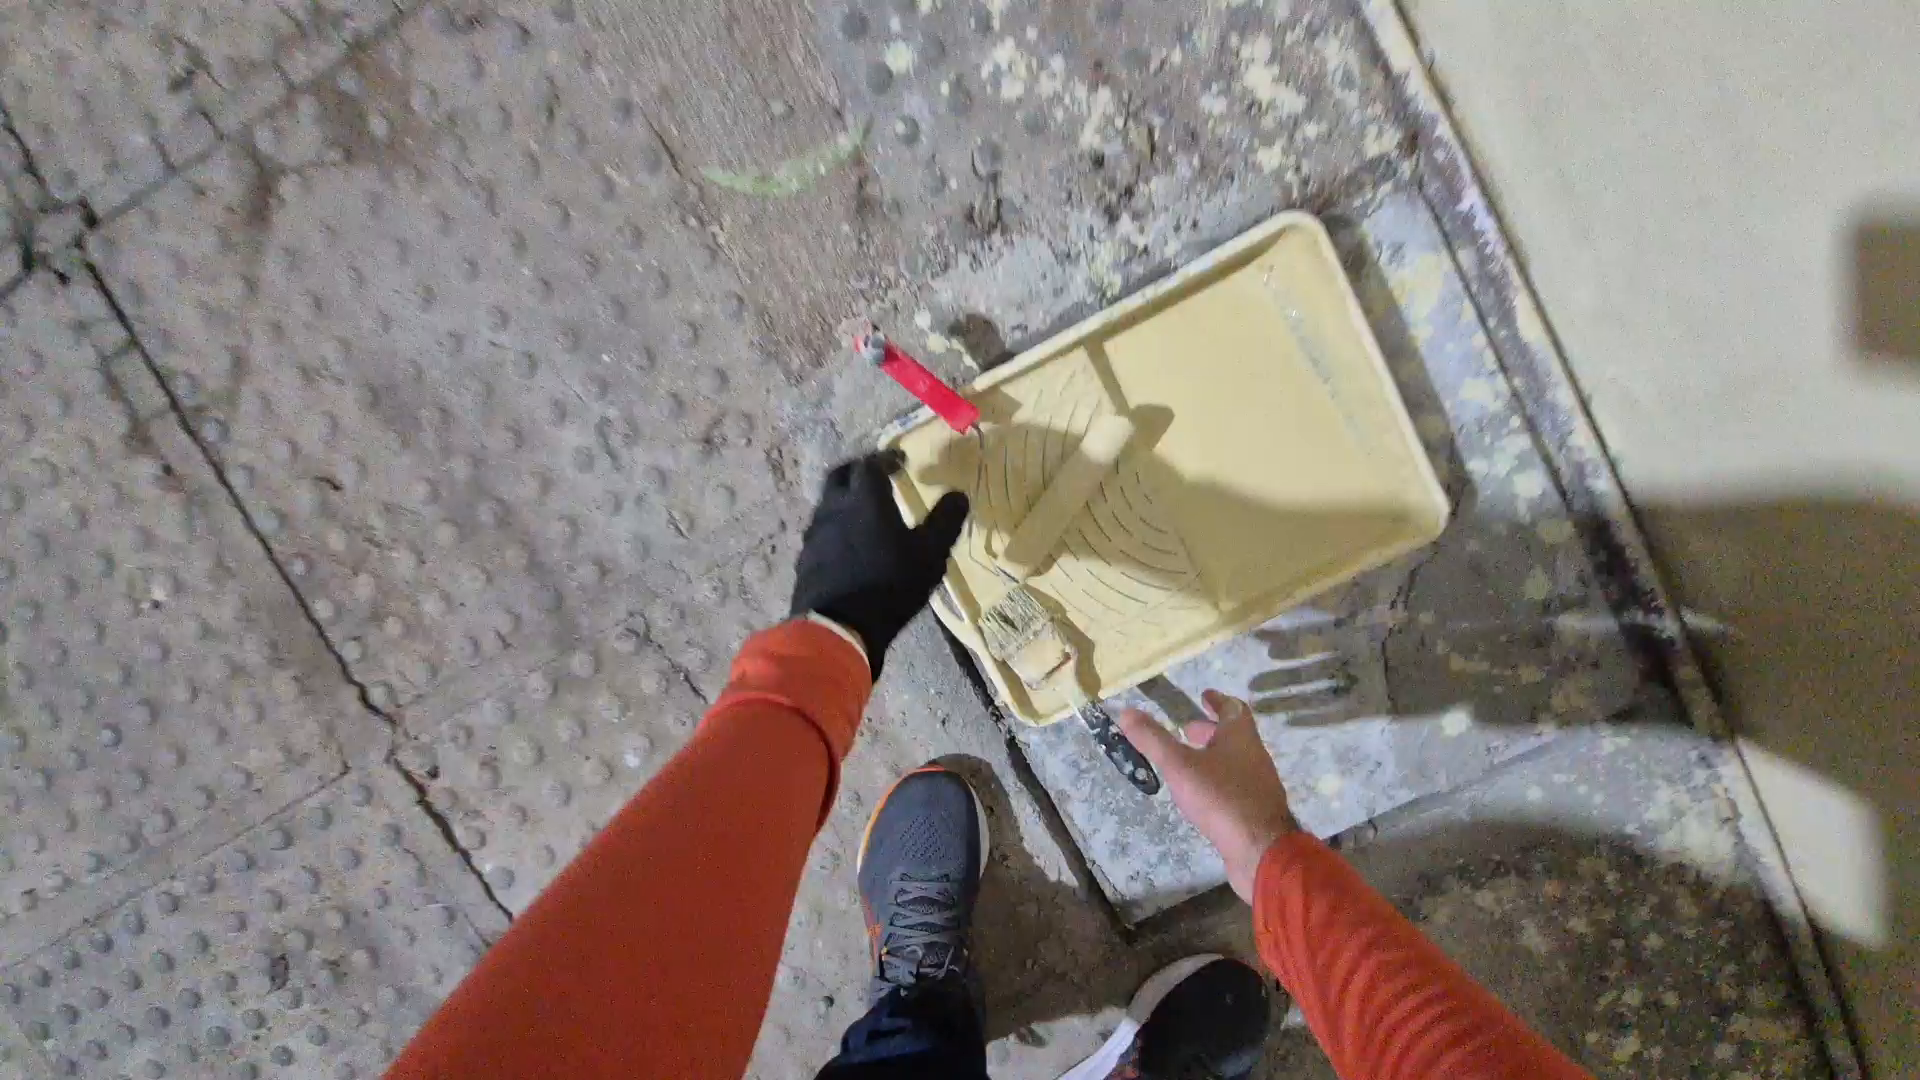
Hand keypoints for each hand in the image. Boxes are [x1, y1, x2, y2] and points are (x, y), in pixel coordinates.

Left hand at [791, 450, 968, 678]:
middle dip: (860, 470)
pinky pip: (822, 529)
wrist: (839, 626)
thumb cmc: (891, 585)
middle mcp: (834, 507)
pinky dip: (837, 524)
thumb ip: (945, 521)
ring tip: (865, 511)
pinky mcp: (806, 556)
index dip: (886, 458)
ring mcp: (816, 532)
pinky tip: (849, 542)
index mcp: (865, 498)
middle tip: (878, 476)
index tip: (901, 462)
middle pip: (842, 474)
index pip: (871, 463)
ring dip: (846, 498)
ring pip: (828, 501)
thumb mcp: (930, 554)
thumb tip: (960, 495)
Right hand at [1118, 691, 1299, 901]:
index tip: (1204, 695)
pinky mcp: (1257, 811)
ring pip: (1236, 760)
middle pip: (1234, 735)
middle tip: (1187, 730)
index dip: (1218, 700)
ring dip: (1214, 754)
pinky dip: (1218, 779)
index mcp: (1240, 737)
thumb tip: (1125, 711)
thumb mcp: (1180, 765)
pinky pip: (1237, 784)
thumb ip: (1153, 739)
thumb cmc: (1221, 797)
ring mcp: (1259, 785)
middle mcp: (1254, 756)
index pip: (1233, 709)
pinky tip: (1202, 794)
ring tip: (1188, 761)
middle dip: (1210, 729)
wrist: (1262, 851)